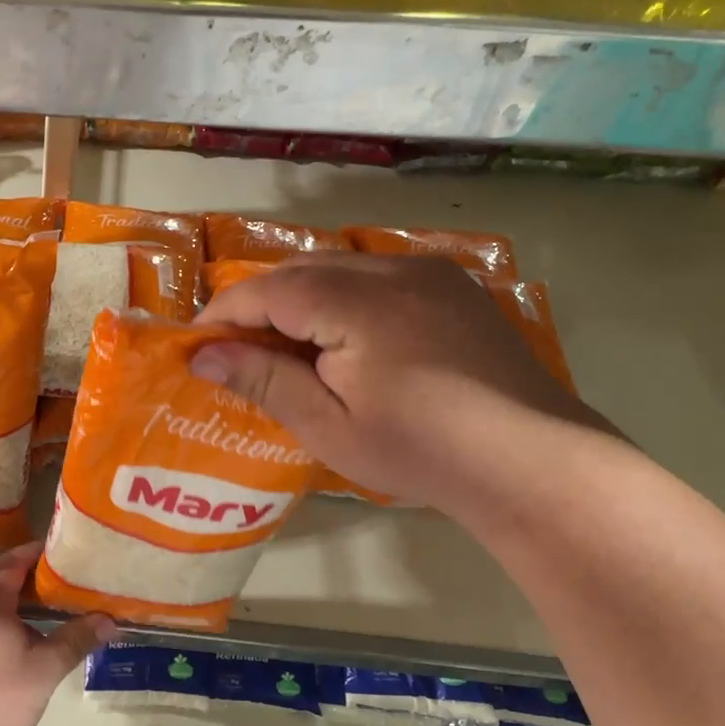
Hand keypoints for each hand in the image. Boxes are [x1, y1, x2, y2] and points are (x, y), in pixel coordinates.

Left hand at [0, 542, 115, 725]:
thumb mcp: (43, 670)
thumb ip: (76, 640)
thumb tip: (109, 620)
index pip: (14, 560)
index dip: (39, 552)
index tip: (66, 551)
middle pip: (1, 580)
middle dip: (33, 580)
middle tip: (68, 584)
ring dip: (17, 604)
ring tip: (50, 612)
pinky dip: (0, 621)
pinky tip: (19, 642)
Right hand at [191, 252, 607, 508]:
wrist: (530, 458)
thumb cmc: (419, 450)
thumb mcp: (328, 425)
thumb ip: (265, 380)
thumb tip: (204, 355)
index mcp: (361, 302)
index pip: (271, 289)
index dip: (226, 312)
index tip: (194, 344)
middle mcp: (395, 269)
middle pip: (304, 269)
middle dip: (259, 303)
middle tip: (231, 349)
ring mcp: (430, 273)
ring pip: (341, 267)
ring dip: (299, 298)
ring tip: (279, 347)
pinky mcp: (452, 287)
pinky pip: (376, 276)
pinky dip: (340, 298)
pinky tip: (338, 340)